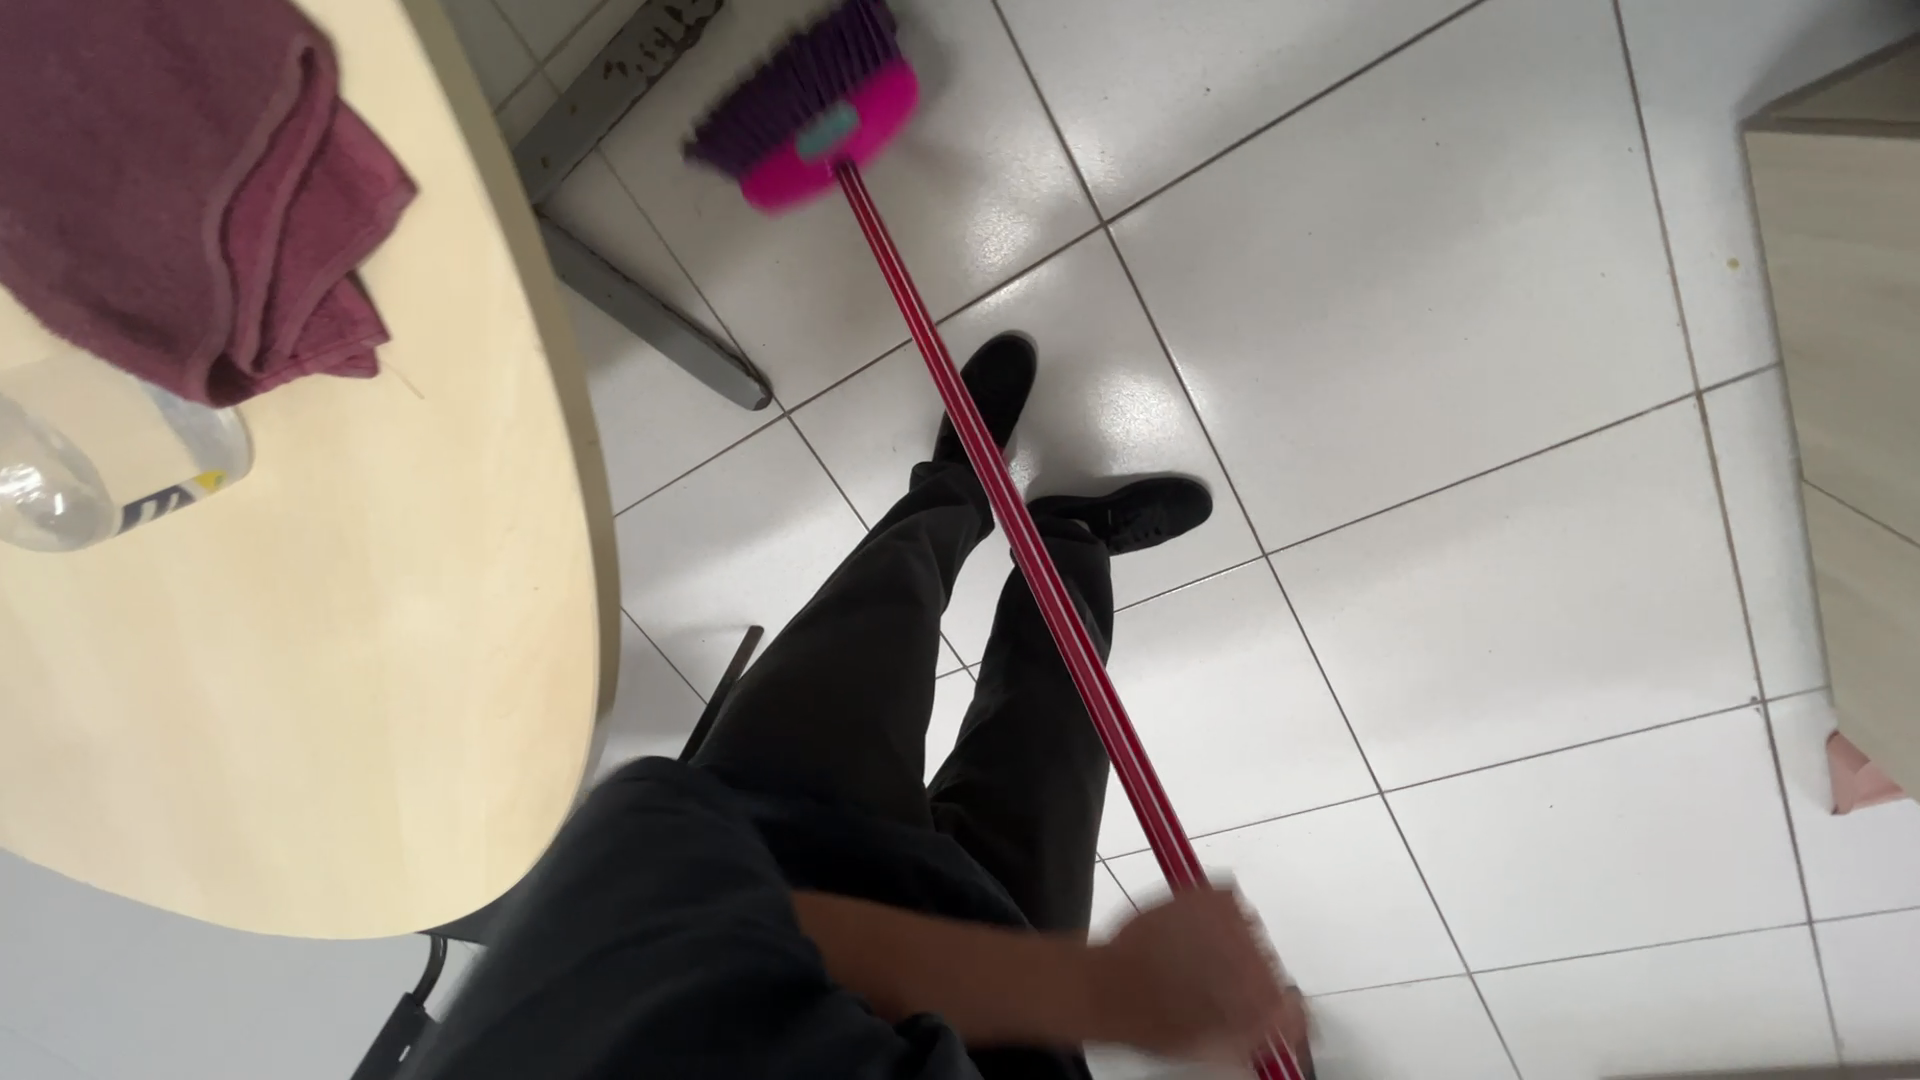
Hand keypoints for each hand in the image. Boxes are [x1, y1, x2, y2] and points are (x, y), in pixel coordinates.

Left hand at [1084, 885, 1301, 1063]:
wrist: (1115, 987)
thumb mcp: (1214, 1048)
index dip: (1280, 1013)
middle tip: (1214, 977)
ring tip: (1195, 950)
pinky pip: (1228, 896)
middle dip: (1246, 971)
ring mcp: (1236, 926)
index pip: (1296, 1010)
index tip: (1266, 1011)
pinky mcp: (1213, 896)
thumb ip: (1253, 1037)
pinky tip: (1193, 923)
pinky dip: (1214, 906)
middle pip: (1269, 965)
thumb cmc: (1156, 1021)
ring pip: (1249, 928)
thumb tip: (1273, 1034)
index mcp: (1266, 1007)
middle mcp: (1261, 964)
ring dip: (1229, 937)